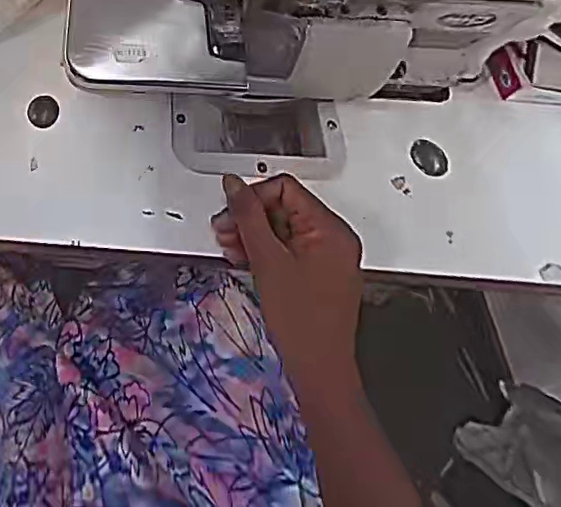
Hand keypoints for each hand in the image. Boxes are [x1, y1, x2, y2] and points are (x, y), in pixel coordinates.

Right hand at [212, 173, 363, 383]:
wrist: (318, 375)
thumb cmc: (300, 324)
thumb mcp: (267, 261)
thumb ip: (248, 216)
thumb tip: (235, 185)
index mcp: (330, 228)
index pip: (286, 188)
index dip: (254, 197)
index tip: (231, 212)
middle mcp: (335, 238)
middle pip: (285, 207)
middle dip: (251, 217)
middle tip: (225, 230)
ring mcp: (329, 257)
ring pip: (285, 228)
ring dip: (254, 234)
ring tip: (231, 247)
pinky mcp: (320, 273)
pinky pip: (291, 248)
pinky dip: (267, 251)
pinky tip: (246, 259)